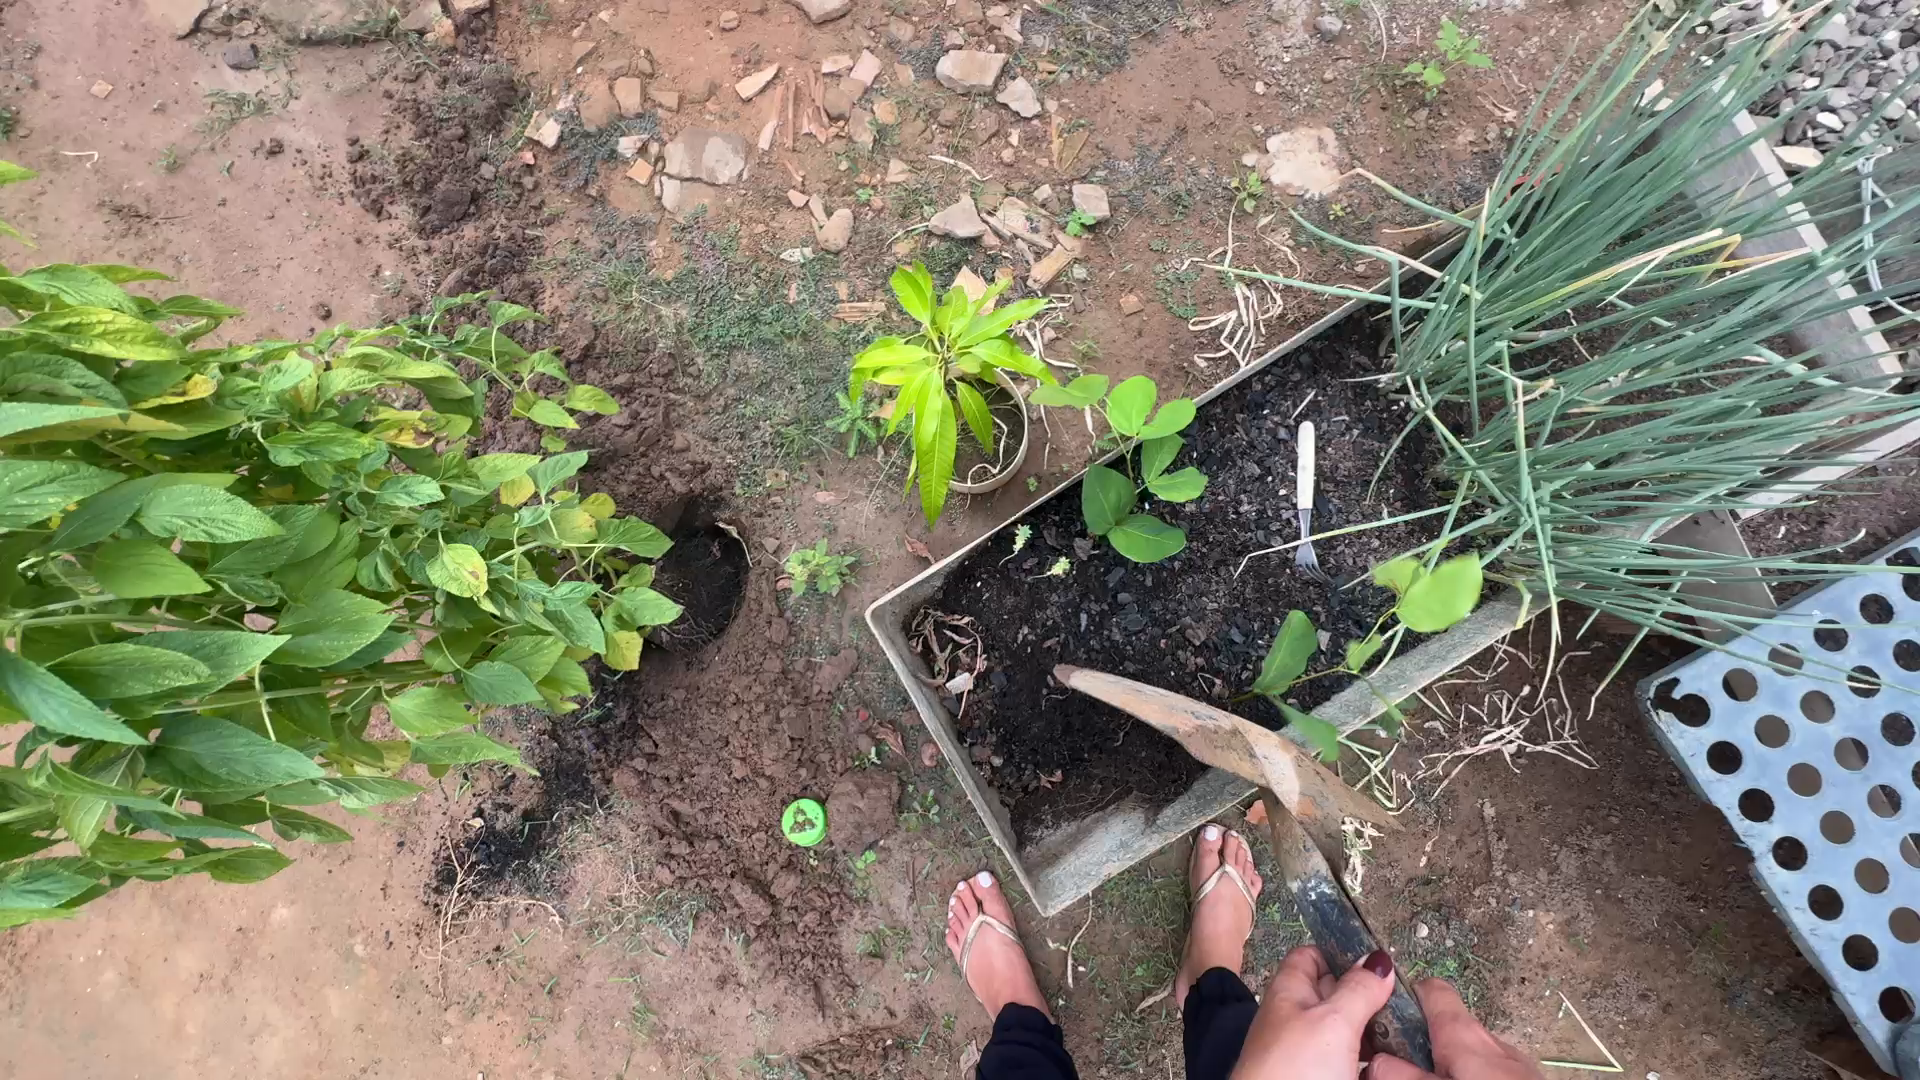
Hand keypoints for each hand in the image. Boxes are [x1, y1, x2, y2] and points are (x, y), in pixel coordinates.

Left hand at [1229, 945, 1396, 1079]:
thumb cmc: (1295, 1068)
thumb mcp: (1332, 1021)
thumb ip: (1356, 990)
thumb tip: (1379, 959)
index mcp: (1290, 989)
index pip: (1312, 956)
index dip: (1342, 956)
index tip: (1381, 965)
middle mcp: (1296, 1016)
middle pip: (1334, 995)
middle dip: (1367, 998)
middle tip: (1409, 1005)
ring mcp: (1307, 1051)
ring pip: (1345, 1033)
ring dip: (1373, 1033)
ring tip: (1411, 1037)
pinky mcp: (1319, 1078)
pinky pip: (1347, 1063)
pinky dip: (1369, 1062)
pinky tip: (1391, 1068)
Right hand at [1369, 979, 1543, 1079]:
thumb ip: (1399, 1074)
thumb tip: (1374, 1061)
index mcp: (1465, 1033)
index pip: (1431, 988)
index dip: (1405, 997)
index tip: (1385, 1020)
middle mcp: (1496, 1043)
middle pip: (1450, 1029)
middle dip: (1427, 1048)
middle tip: (1409, 1072)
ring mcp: (1521, 1069)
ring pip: (1475, 1058)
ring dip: (1454, 1070)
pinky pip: (1497, 1077)